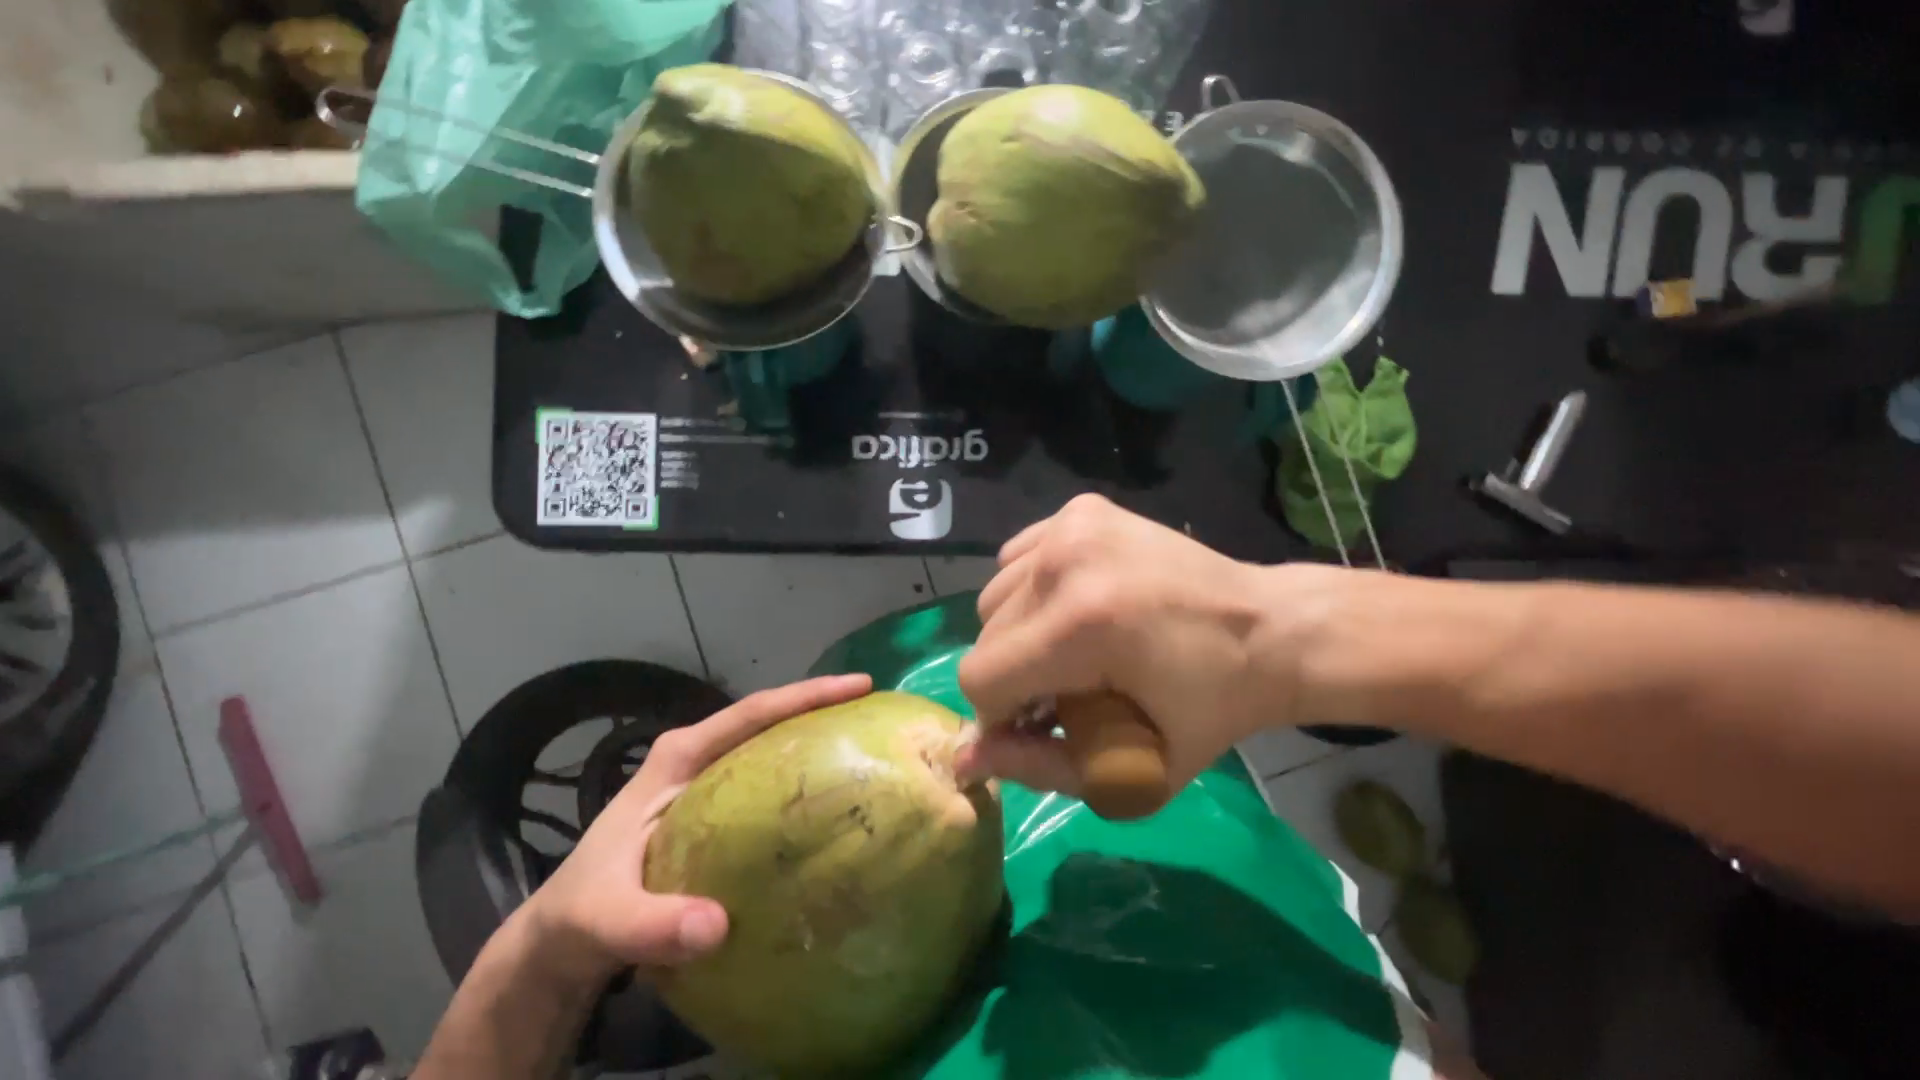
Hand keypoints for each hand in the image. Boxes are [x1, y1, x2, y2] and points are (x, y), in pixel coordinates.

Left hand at [518, 673, 873, 985]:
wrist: (562, 939)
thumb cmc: (582, 913)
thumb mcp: (607, 919)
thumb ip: (653, 924)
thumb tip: (717, 926)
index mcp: (677, 761)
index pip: (749, 714)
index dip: (805, 695)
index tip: (859, 685)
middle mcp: (697, 763)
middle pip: (769, 722)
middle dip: (822, 710)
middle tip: (881, 714)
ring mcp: (708, 789)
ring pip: (772, 752)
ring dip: (817, 743)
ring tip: (873, 748)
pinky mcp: (717, 817)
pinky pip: (770, 789)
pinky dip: (803, 785)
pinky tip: (837, 806)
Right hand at [958, 495, 1330, 796]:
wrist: (1269, 632)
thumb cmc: (1206, 711)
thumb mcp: (1131, 770)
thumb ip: (1040, 768)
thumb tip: (967, 761)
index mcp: (1080, 626)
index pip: (980, 678)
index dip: (1005, 715)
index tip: (1049, 721)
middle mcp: (1065, 561)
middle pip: (985, 635)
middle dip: (1016, 674)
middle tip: (1071, 688)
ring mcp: (1071, 526)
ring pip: (995, 596)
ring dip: (1021, 632)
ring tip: (1078, 645)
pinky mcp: (1080, 508)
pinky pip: (1017, 560)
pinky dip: (1033, 589)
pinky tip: (1078, 604)